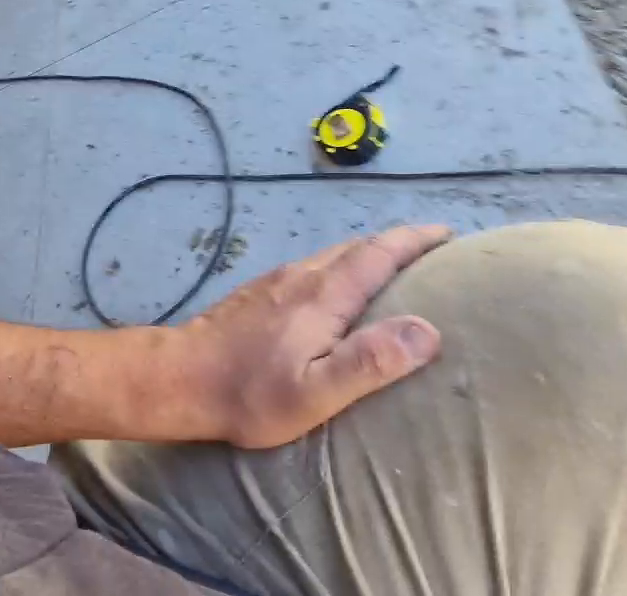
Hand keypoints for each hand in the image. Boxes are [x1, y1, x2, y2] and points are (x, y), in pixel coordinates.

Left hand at [182, 224, 449, 447]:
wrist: (179, 377)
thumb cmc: (249, 392)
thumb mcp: (316, 391)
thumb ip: (370, 360)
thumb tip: (427, 329)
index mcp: (321, 295)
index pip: (376, 253)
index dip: (413, 241)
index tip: (447, 234)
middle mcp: (299, 276)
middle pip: (355, 248)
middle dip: (396, 244)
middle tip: (433, 253)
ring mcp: (274, 281)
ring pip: (330, 257)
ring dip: (367, 256)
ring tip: (397, 273)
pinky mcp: (258, 293)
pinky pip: (311, 270)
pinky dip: (340, 269)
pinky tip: (340, 292)